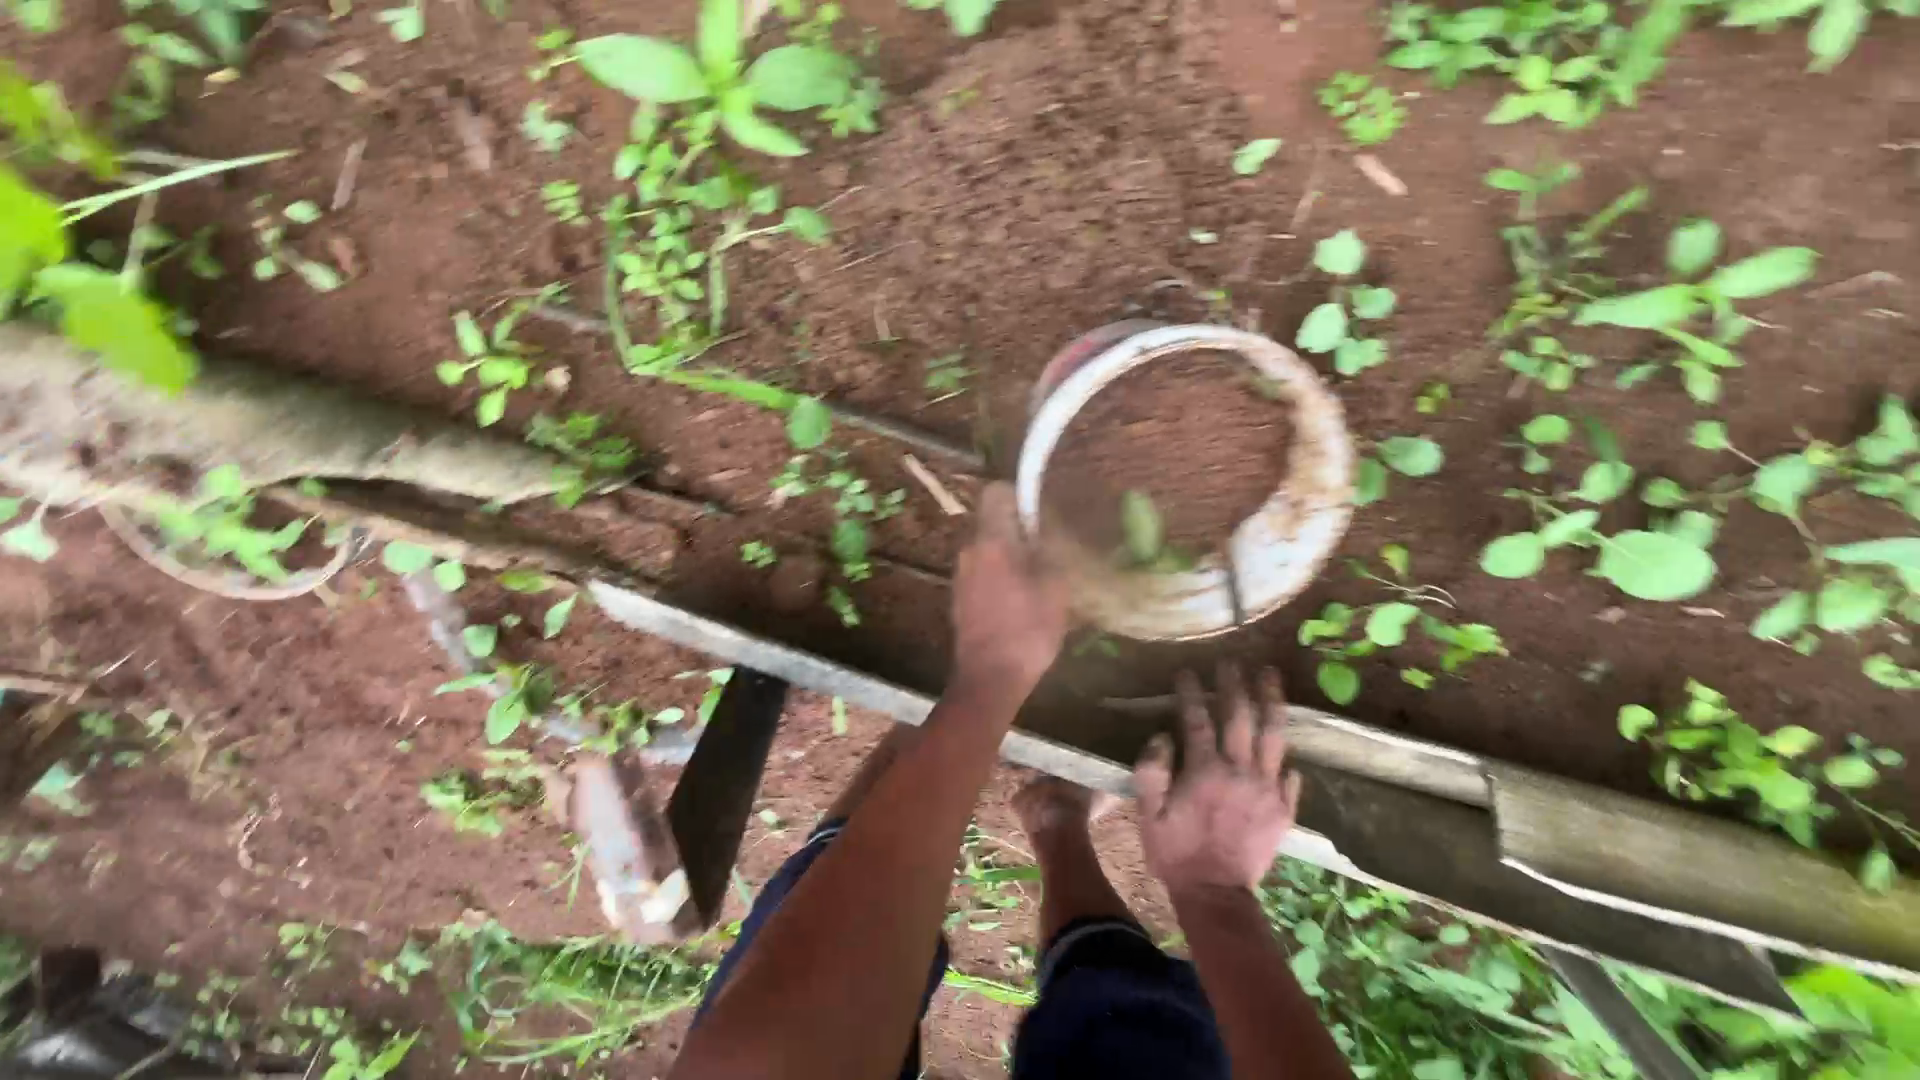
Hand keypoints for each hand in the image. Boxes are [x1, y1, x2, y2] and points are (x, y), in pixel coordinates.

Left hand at [950, 483, 1069, 695]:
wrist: (989, 679)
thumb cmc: (1027, 631)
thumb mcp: (1055, 587)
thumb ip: (1051, 550)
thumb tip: (1046, 529)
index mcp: (991, 541)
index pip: (995, 492)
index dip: (1019, 495)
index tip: (1041, 513)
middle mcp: (969, 551)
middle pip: (992, 521)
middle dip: (1019, 529)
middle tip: (1048, 548)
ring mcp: (960, 576)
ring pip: (988, 548)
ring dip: (1010, 555)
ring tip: (1038, 577)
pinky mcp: (959, 598)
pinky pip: (982, 571)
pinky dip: (1000, 575)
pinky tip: (1020, 599)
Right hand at [1135, 663, 1302, 896]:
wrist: (1216, 894)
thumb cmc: (1176, 852)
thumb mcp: (1148, 814)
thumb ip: (1152, 771)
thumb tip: (1162, 736)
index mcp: (1204, 769)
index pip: (1197, 718)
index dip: (1191, 692)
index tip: (1186, 672)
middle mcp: (1240, 770)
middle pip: (1240, 716)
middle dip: (1234, 685)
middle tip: (1231, 662)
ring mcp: (1267, 787)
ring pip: (1273, 734)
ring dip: (1271, 700)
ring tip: (1270, 675)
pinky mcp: (1284, 808)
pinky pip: (1290, 773)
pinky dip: (1286, 754)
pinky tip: (1284, 742)